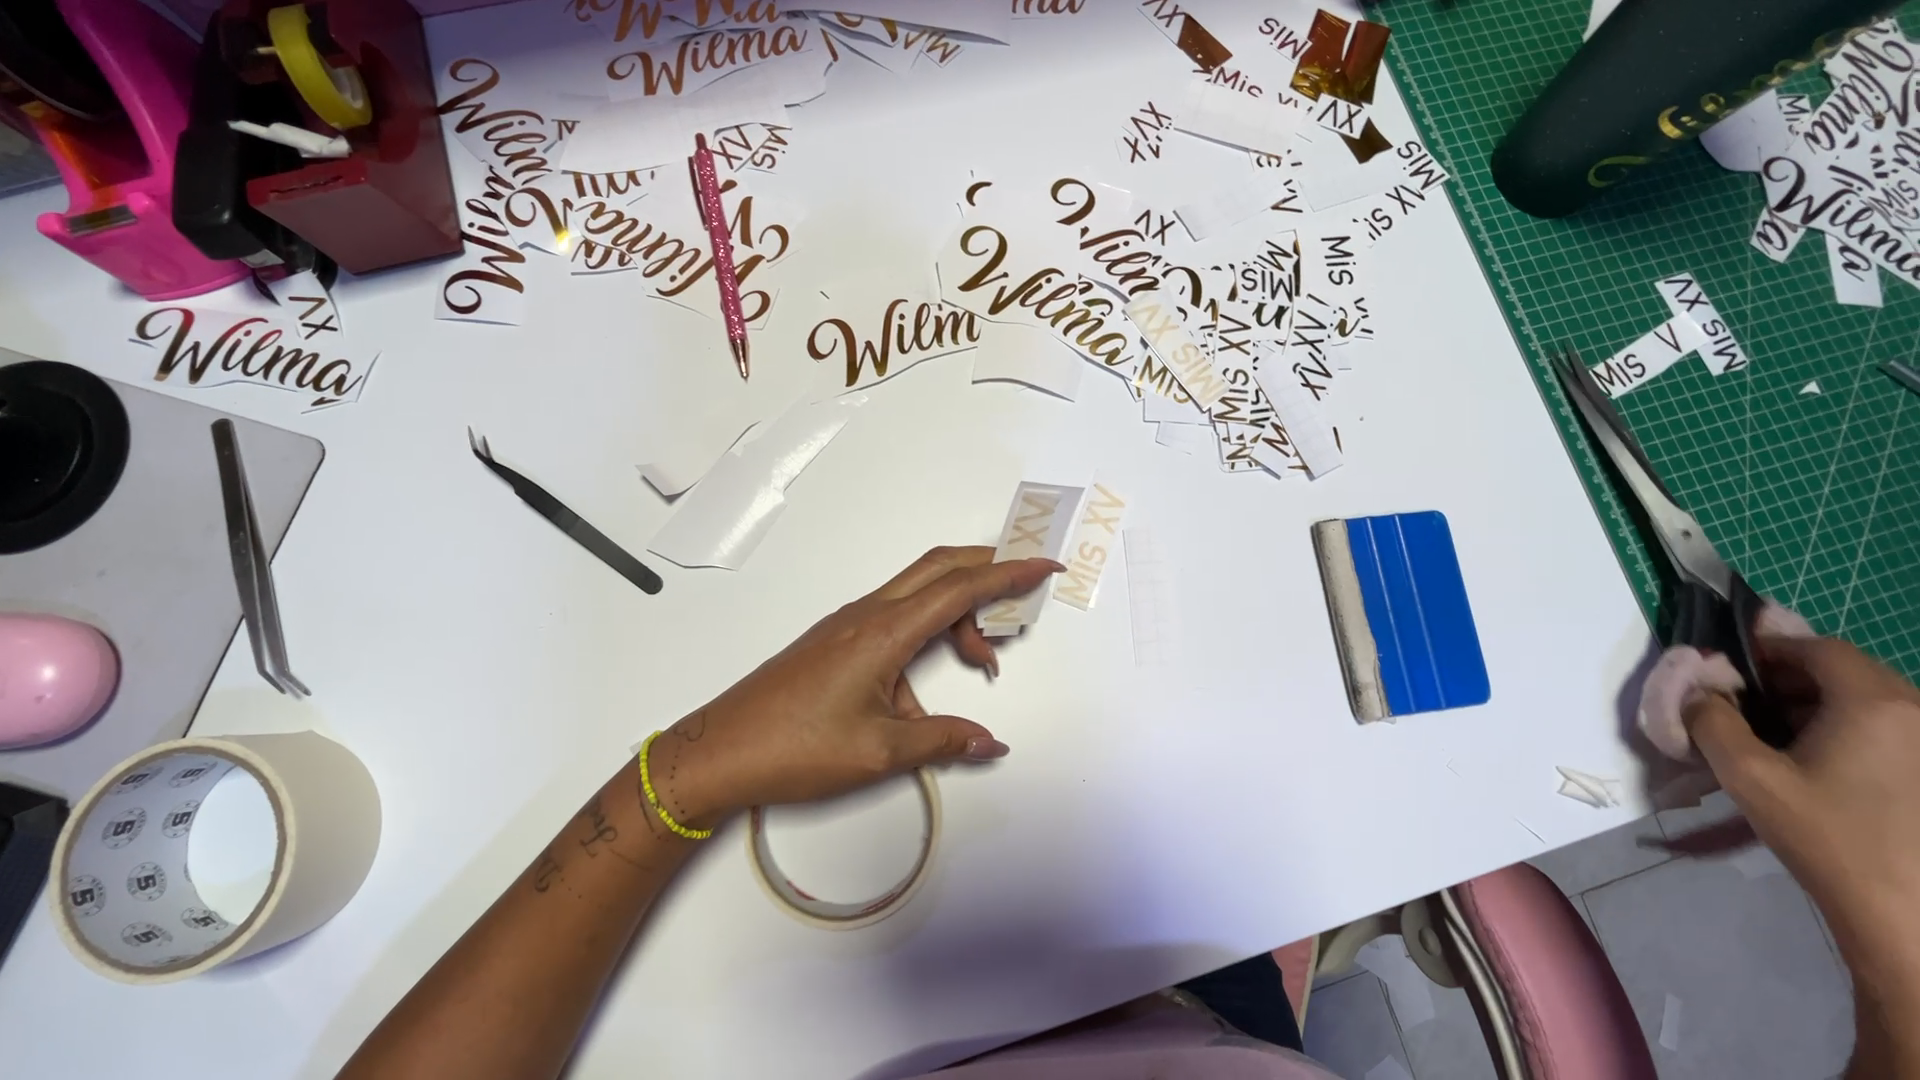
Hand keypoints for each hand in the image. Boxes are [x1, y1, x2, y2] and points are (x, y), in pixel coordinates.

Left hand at [644, 547, 1061, 829]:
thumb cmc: (796, 750)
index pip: (959, 587)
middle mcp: (867, 615)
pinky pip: (894, 618)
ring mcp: (847, 624)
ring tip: (979, 663)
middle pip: (938, 568)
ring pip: (917, 595)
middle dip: (987, 569)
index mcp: (884, 632)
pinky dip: (925, 631)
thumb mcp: (880, 752)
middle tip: (1023, 592)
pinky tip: (921, 691)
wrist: (717, 752)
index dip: (1008, 573)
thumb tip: (992, 743)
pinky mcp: (834, 641)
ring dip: (956, 613)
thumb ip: (943, 740)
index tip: (1045, 565)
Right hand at [1684, 636, 1919, 996]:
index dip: (1768, 651)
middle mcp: (1916, 711)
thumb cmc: (1825, 834)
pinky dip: (1846, 729)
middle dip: (1789, 680)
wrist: (1904, 911)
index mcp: (1875, 702)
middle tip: (1744, 706)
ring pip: (1868, 700)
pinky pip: (1887, 727)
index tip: (1728, 671)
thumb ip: (1709, 719)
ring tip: (1775, 739)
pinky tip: (1816, 763)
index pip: (1817, 648)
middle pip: (1846, 671)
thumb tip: (1696, 690)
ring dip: (1816, 706)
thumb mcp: (1745, 773)